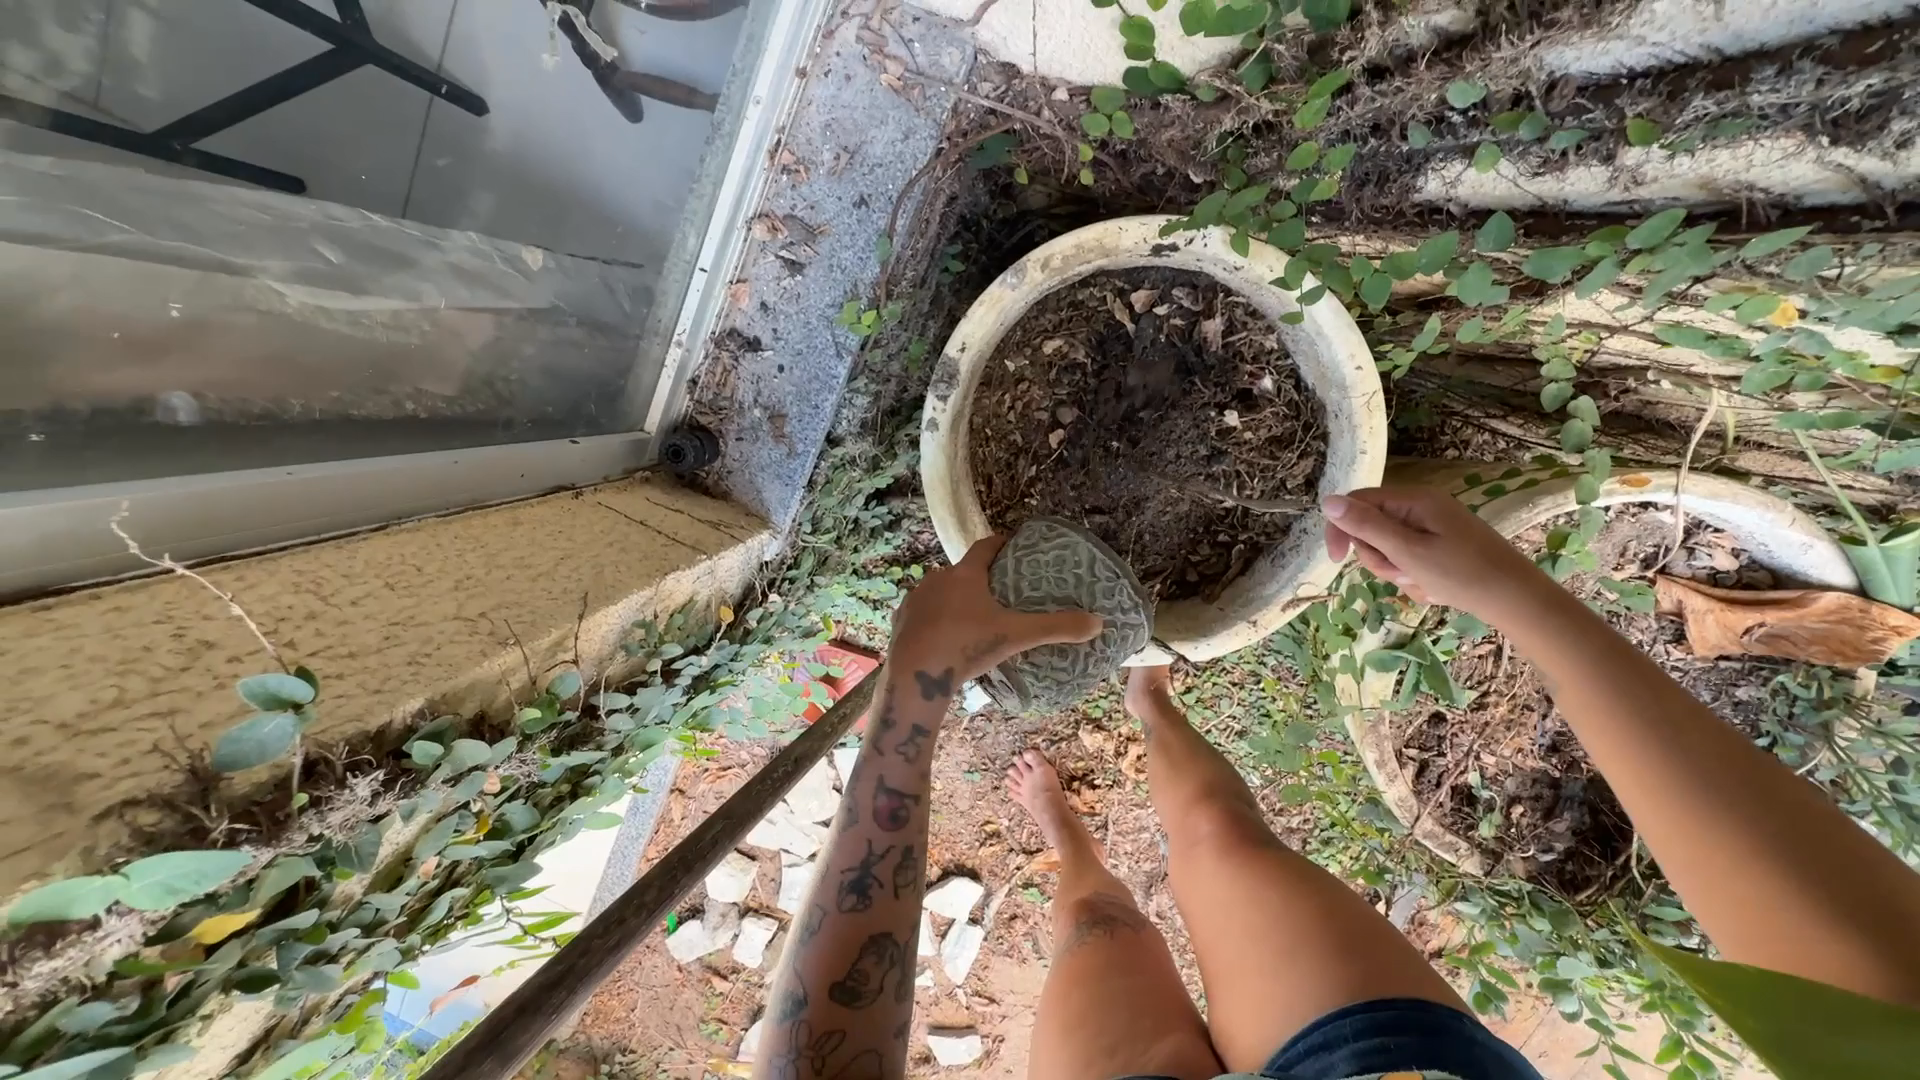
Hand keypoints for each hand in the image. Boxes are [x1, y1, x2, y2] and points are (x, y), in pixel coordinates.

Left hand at [890, 535, 1103, 682]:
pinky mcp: (900, 621)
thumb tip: (1098, 623)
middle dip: (979, 578)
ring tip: (972, 618)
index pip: (985, 546)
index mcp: (965, 574)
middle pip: (962, 570)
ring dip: (954, 599)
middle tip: (999, 592)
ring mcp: (915, 599)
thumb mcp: (1016, 636)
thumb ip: (1056, 628)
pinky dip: (934, 619)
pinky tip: (944, 636)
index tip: (1013, 544)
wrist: (915, 674)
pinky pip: (922, 613)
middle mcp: (937, 578)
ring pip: (939, 591)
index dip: (1001, 543)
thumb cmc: (966, 646)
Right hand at [1321, 486, 1549, 621]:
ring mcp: (1431, 526)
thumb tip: (1327, 500)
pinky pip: (1406, 557)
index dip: (1341, 528)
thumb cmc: (1461, 573)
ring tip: (1420, 582)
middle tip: (1401, 572)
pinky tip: (1432, 586)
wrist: (1516, 599)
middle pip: (1370, 527)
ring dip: (1394, 569)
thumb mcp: (1406, 551)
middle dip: (1377, 556)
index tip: (1336, 559)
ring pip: (1386, 546)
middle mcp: (1421, 507)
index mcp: (1414, 499)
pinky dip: (1410, 574)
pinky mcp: (1439, 544)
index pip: (1357, 502)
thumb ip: (1365, 526)